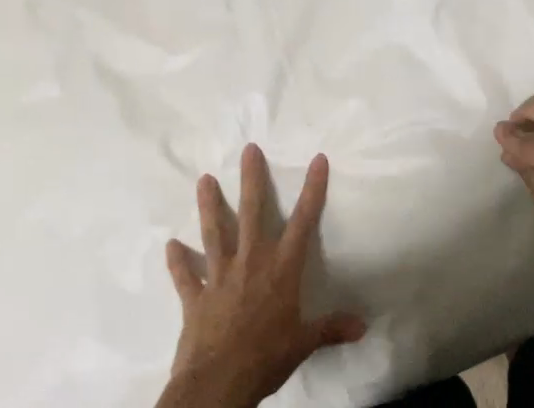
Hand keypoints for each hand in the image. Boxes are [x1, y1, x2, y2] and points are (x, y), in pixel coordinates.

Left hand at [155, 146, 365, 407]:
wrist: (217, 383)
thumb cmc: (266, 356)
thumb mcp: (305, 342)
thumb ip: (332, 328)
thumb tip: (363, 326)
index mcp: (282, 268)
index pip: (303, 220)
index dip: (312, 188)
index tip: (317, 159)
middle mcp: (252, 262)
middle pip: (252, 213)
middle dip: (252, 180)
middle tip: (248, 150)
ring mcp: (220, 277)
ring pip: (214, 233)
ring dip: (210, 206)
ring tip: (204, 179)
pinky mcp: (195, 298)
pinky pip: (185, 275)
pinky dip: (178, 261)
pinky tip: (170, 245)